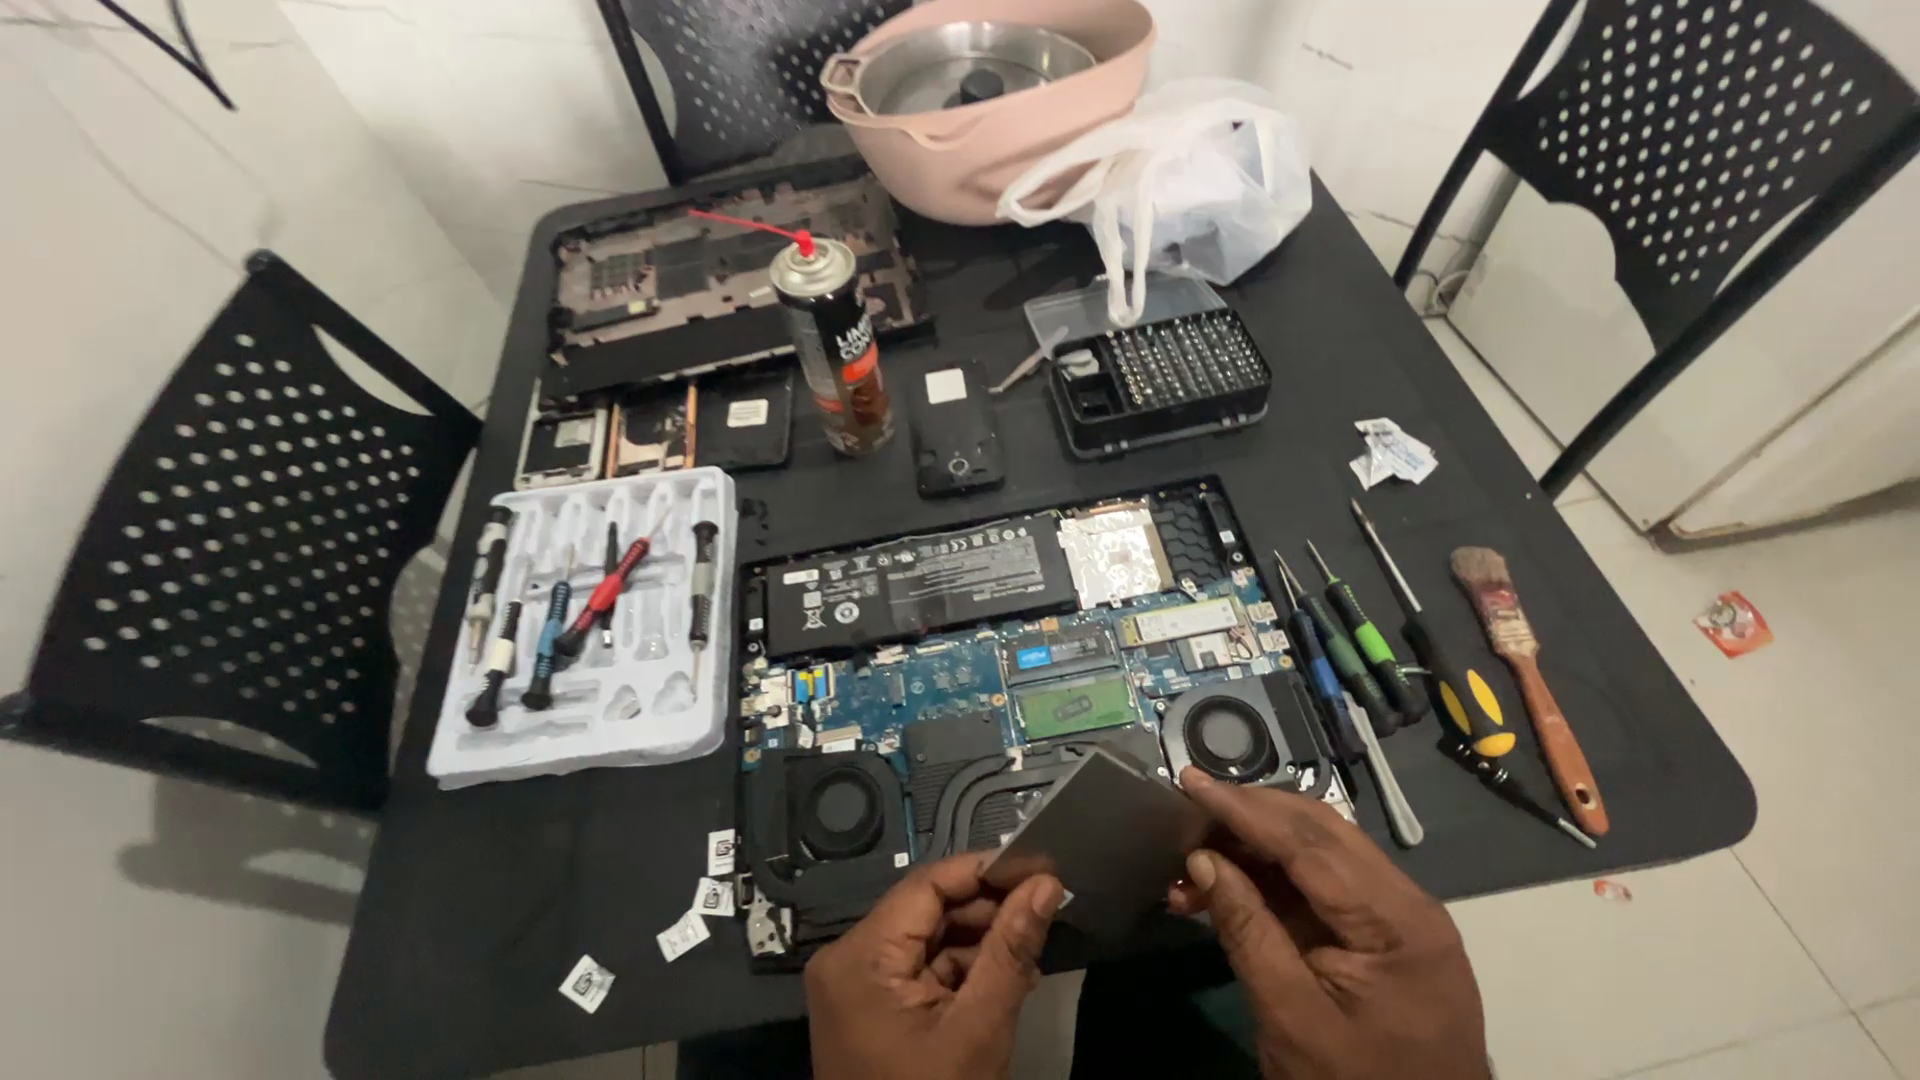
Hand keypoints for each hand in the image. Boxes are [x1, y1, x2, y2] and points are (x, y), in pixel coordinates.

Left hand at [805, 852, 1064, 1079]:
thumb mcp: (978, 1030)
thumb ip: (1011, 950)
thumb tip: (1046, 884)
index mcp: (860, 955)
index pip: (927, 884)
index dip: (983, 870)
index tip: (1036, 867)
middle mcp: (849, 958)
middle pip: (926, 909)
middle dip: (986, 908)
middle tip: (1043, 906)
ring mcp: (857, 984)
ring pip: (927, 937)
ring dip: (978, 939)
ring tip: (1032, 943)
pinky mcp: (870, 1006)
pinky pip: (920, 968)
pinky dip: (961, 969)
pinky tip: (1005, 973)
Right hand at [1170, 767, 1488, 1079]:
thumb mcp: (1292, 1018)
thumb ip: (1247, 930)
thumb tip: (1201, 859)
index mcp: (1397, 924)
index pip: (1309, 844)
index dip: (1243, 809)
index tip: (1189, 780)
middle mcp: (1407, 904)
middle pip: (1317, 832)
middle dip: (1247, 816)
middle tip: (1185, 815)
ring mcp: (1397, 918)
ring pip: (1316, 851)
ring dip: (1252, 848)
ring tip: (1191, 862)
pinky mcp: (1380, 935)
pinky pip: (1319, 887)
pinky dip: (1269, 879)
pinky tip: (1223, 889)